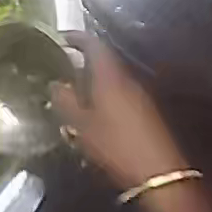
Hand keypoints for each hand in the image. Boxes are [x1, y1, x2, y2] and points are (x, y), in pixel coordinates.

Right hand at [50, 36, 188, 191]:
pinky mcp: (145, 110)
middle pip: (103, 60)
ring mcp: (139, 94)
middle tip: (59, 69)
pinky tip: (92, 111)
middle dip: (81, 61)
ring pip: (110, 77)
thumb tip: (54, 83)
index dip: (76, 37)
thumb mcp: (81, 124)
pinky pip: (119, 91)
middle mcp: (126, 78)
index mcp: (109, 76)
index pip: (93, 44)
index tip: (59, 38)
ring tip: (71, 92)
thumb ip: (65, 100)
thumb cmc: (114, 144)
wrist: (158, 173)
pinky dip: (103, 94)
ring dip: (91, 80)